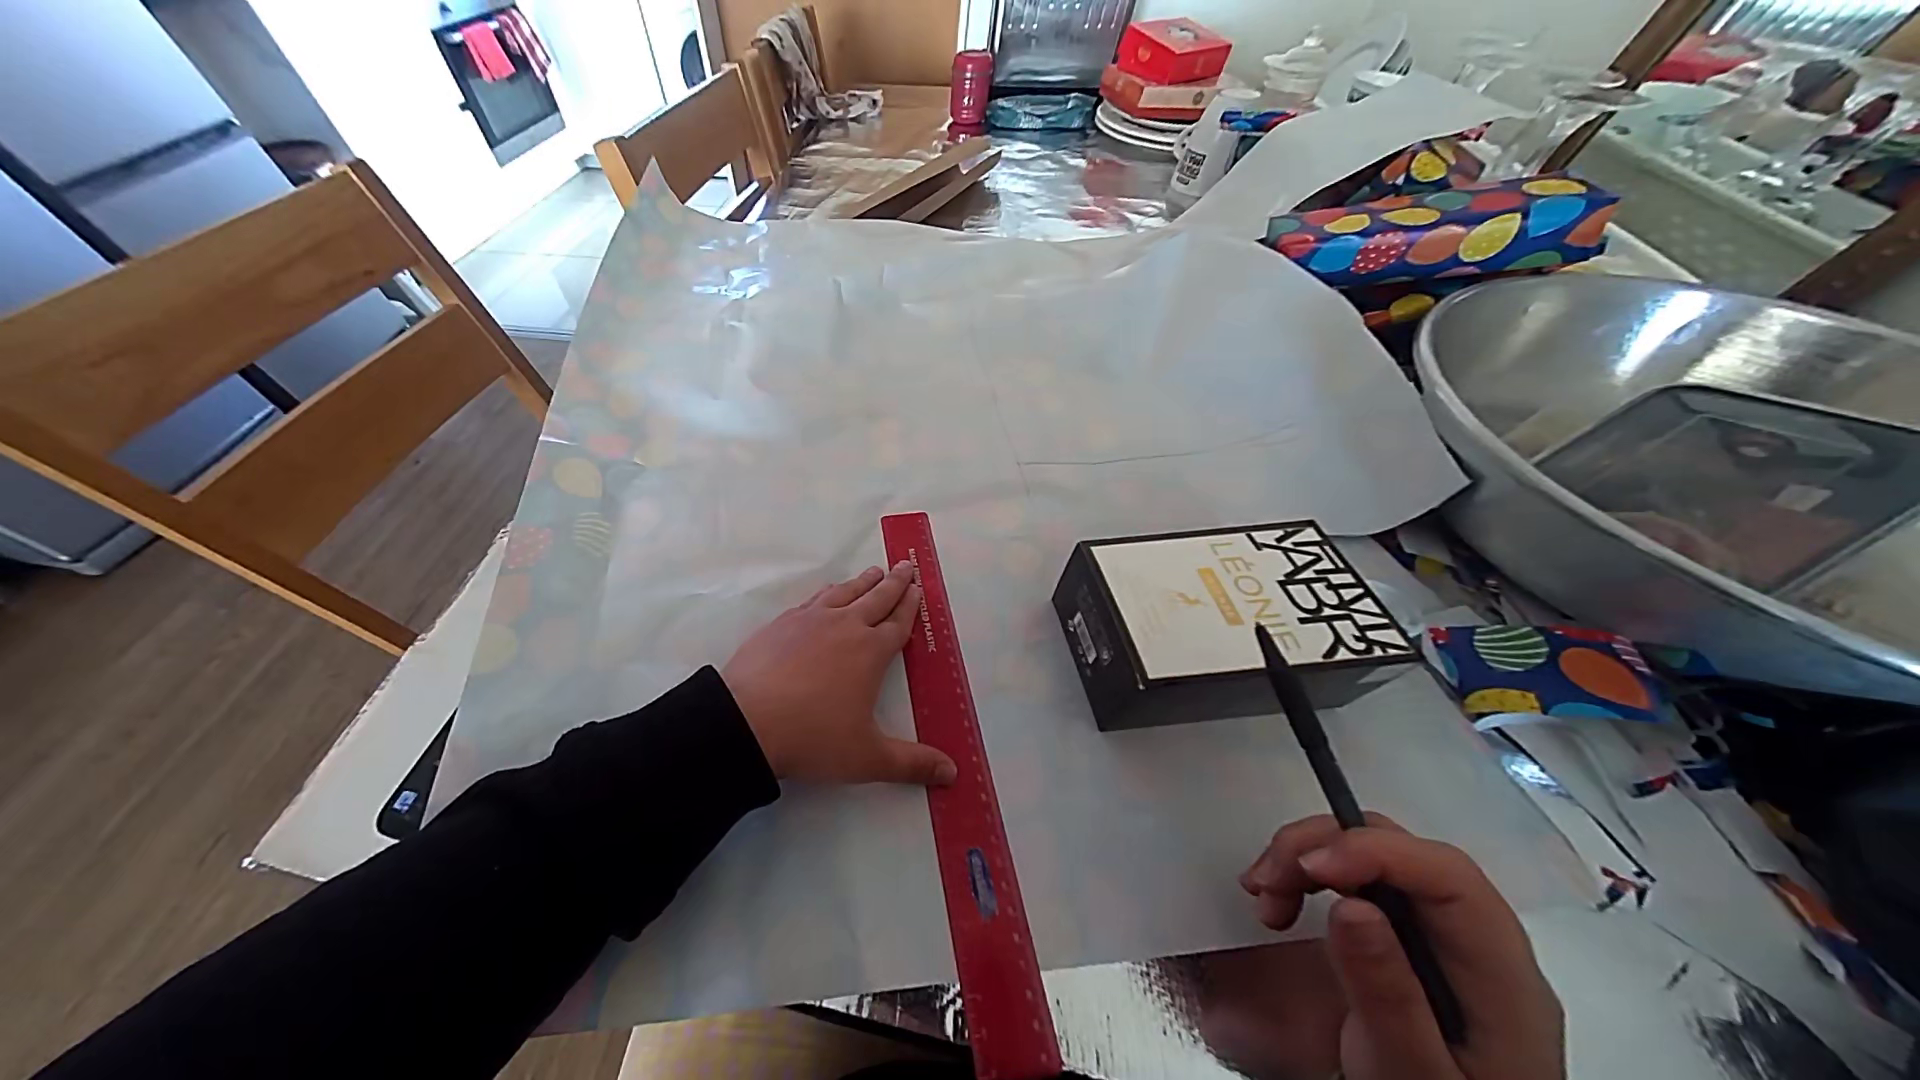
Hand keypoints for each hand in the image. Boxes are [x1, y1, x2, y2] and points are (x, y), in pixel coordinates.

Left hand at [722, 562, 955, 786]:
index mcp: (871, 652)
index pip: (898, 623)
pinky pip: (814, 599)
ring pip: (845, 592)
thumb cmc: (813, 738)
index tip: (918, 589)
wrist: (746, 722)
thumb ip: (911, 764)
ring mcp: (811, 621)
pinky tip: (828, 593)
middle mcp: (845, 627)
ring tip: (874, 572)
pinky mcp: (782, 624)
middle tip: (906, 566)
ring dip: (863, 581)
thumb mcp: (868, 757)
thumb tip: (952, 774)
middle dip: (894, 583)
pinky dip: (829, 592)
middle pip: (877, 598)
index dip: (910, 606)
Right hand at [1240, 815, 1564, 1079]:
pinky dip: (1312, 875)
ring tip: (1263, 892)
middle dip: (1323, 847)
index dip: (1372, 850)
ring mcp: (1441, 933)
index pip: (1447, 875)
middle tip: (1267, 880)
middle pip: (1402, 851)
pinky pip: (1360, 879)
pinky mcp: (1408, 935)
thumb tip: (1349, 906)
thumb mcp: (1411, 1072)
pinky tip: (1281, 898)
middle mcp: (1477, 938)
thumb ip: (1387, 996)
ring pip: (1373, 855)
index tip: (1304, 866)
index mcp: (1501, 974)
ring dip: (1308, 858)